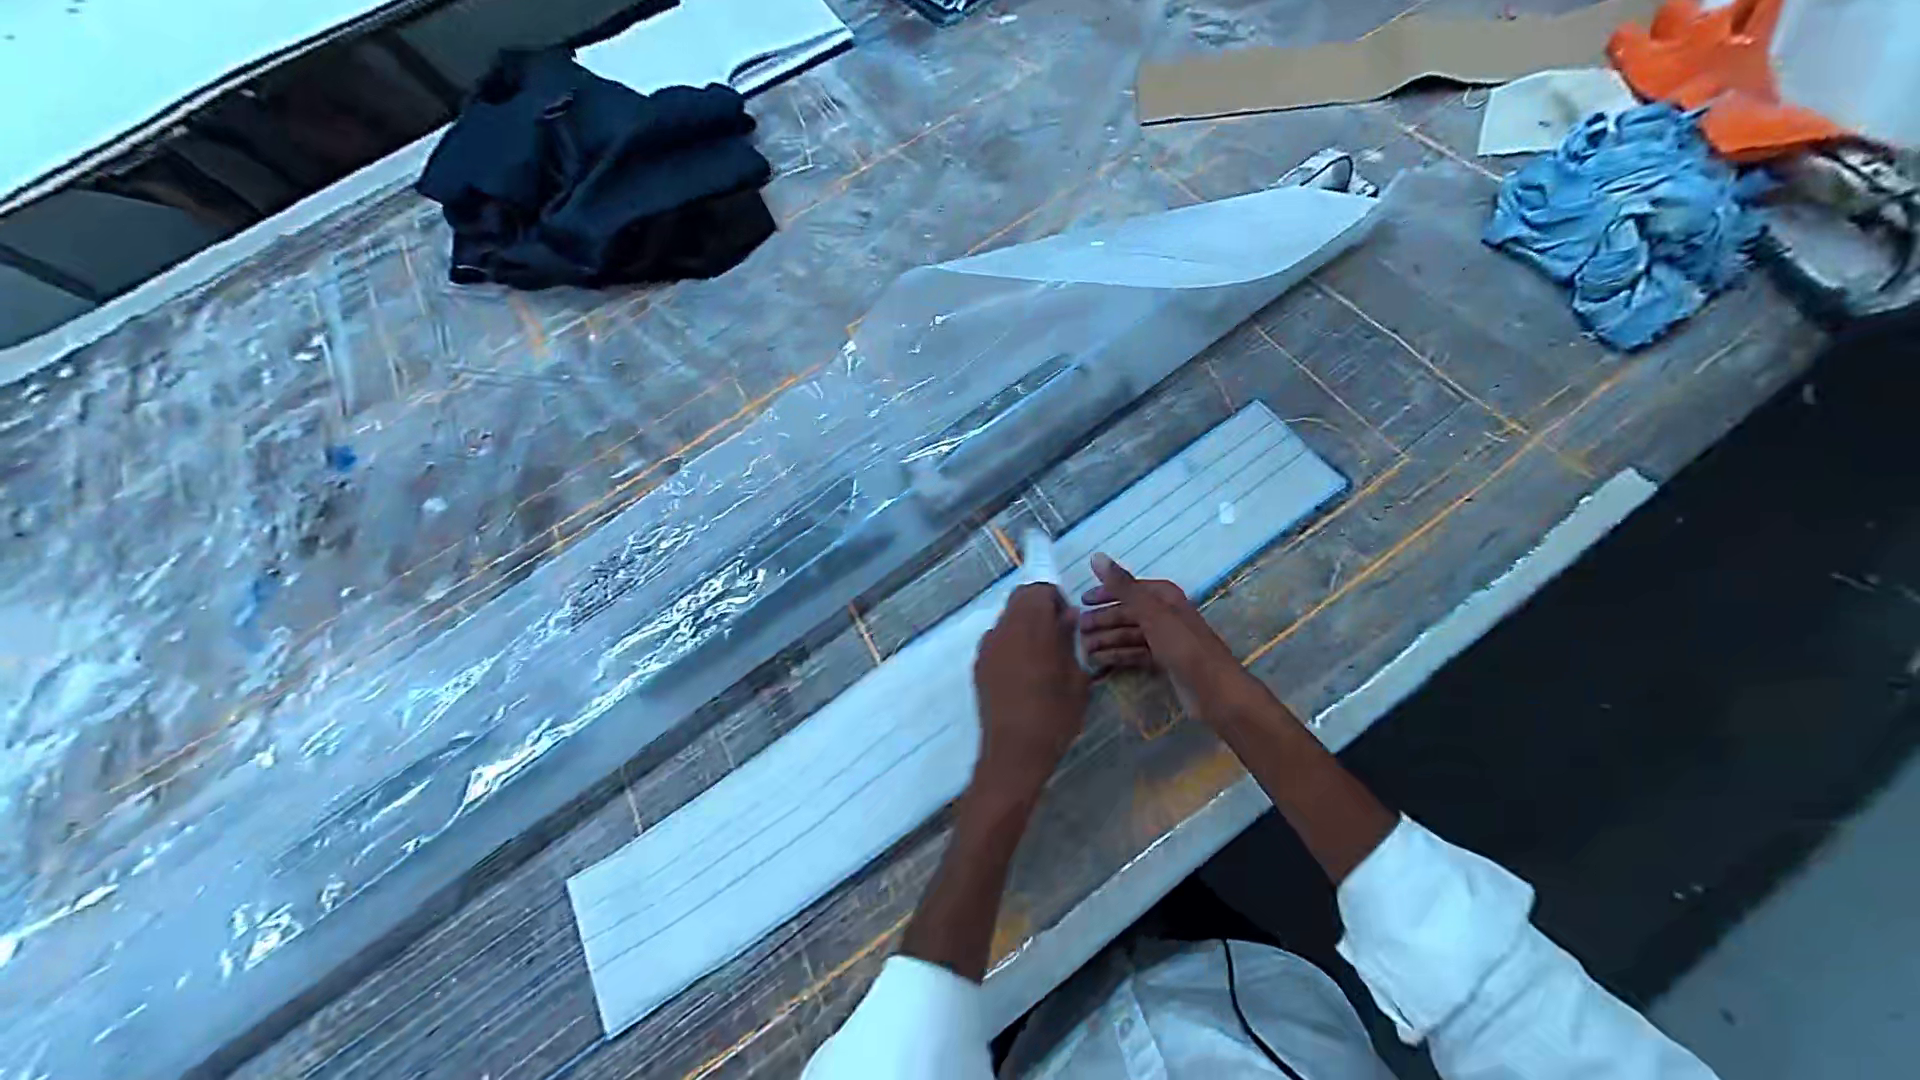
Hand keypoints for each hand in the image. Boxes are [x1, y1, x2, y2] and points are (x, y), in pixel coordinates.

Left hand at [972, 583, 1090, 801]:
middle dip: (1039, 608)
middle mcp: (1004, 629)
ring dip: (1024, 625)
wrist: (1014, 751)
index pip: (1040, 590)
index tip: (1068, 622)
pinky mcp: (978, 664)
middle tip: (1057, 633)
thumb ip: (1071, 641)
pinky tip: (1023, 671)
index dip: (1057, 600)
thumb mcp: (1077, 678)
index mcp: (1032, 626)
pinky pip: (996, 640)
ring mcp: (987, 646)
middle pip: (1020, 599)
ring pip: (1007, 619)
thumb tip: (1068, 618)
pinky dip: (1011, 643)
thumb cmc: (1054, 715)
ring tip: (1041, 655)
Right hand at [1078, 553, 1272, 725]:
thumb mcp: (1151, 612)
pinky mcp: (1164, 662)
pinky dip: (1117, 655)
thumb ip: (1123, 586)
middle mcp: (1166, 614)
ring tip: (1083, 648)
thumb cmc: (1183, 646)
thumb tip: (1097, 557)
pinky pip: (1135, 653)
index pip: (1130, 589)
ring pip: (1129, 635)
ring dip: (1106, 639)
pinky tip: (1099, 661)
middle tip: (1078, 630)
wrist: (1214, 691)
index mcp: (1165, 597)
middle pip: (1128, 613)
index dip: (1106, 593)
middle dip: (1103, 620)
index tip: (1082, 601)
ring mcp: (1165, 639)